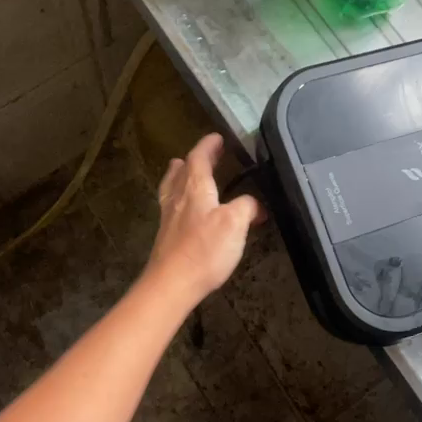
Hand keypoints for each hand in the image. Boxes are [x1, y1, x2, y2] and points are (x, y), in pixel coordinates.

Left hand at [138, 134, 261, 307]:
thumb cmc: (204, 249)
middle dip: (195, 158)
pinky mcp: (166, 235)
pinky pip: (171, 205)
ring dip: (180, 174)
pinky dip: (178, 195)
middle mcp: (178, 197)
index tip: (218, 138)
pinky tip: (183, 206)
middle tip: (208, 153)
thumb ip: (247, 207)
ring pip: (172, 186)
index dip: (208, 146)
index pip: (199, 157)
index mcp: (195, 188)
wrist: (171, 283)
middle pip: (182, 170)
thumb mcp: (235, 223)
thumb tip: (256, 204)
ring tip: (183, 169)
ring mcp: (169, 217)